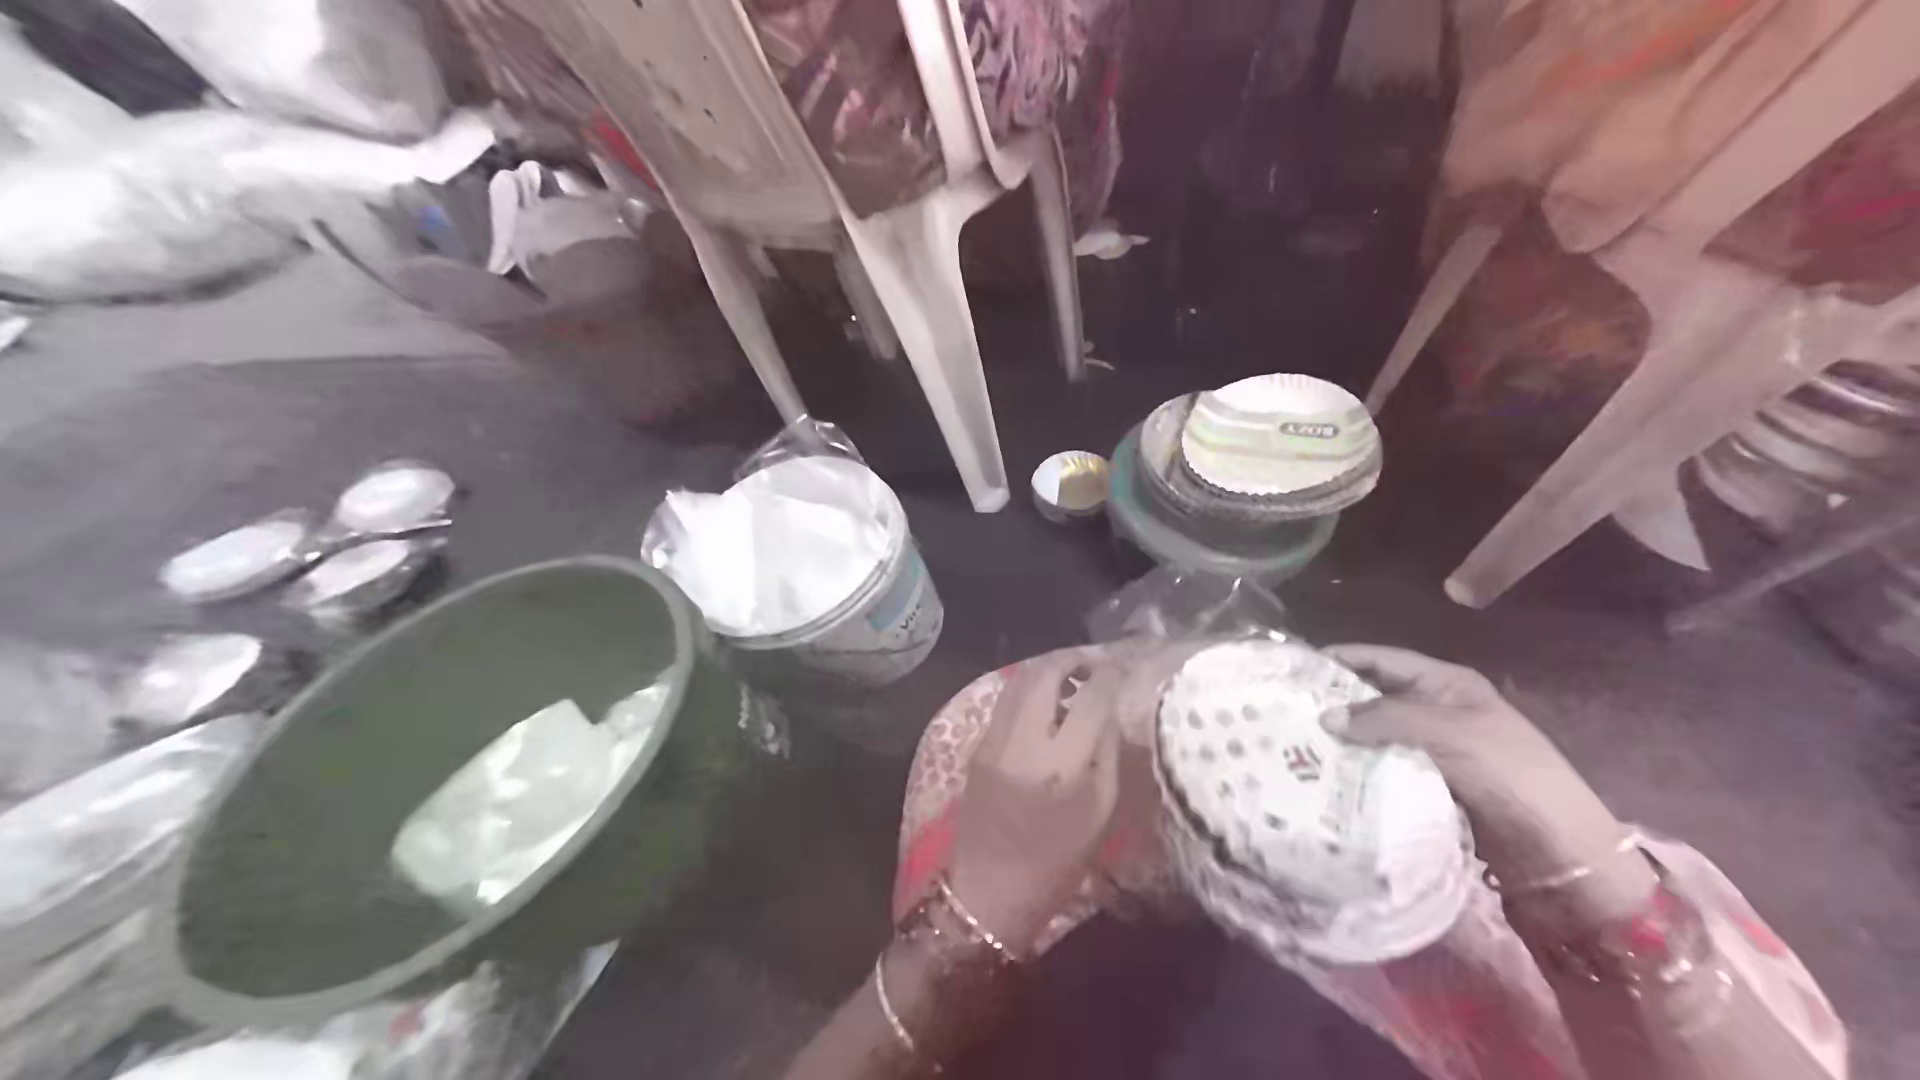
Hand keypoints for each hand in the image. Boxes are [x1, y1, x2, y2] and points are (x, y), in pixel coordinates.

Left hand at [947, 646, 1123, 953]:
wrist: (989, 890)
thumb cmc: (1057, 862)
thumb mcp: (1101, 811)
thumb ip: (1106, 752)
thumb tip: (1107, 708)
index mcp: (1062, 765)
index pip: (1090, 696)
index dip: (1108, 674)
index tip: (1121, 667)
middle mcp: (1024, 741)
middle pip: (1046, 673)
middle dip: (1072, 658)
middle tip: (1093, 662)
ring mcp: (994, 739)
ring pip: (1020, 680)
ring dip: (1047, 669)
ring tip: (1071, 675)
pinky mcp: (977, 745)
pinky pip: (1006, 702)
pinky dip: (1028, 690)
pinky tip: (1045, 702)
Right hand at [1320, 644, 1638, 891]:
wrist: (1560, 850)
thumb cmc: (1509, 773)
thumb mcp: (1447, 732)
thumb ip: (1384, 717)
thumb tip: (1324, 716)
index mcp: (1445, 683)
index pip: (1380, 658)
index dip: (1340, 657)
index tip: (1296, 665)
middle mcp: (1434, 708)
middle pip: (1372, 694)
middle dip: (1333, 698)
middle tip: (1286, 705)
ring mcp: (1430, 746)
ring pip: (1373, 731)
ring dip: (1341, 734)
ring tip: (1296, 738)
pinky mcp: (1426, 780)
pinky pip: (1381, 762)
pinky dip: (1355, 763)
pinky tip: (1325, 768)